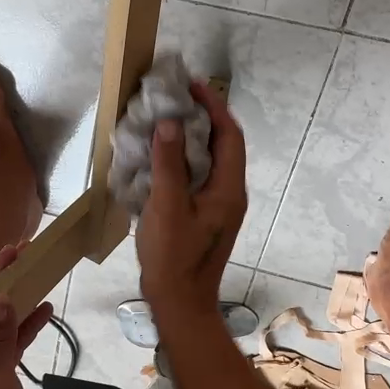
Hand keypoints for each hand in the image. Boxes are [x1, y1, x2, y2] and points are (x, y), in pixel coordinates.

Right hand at [136, 81, 247, 314]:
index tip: (192, 85)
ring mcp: (218, 205)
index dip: (214, 107)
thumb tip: (170, 122)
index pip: (229, 135)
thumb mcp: (167, 207)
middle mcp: (229, 193)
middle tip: (176, 97)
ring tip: (165, 118)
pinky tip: (159, 154)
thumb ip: (169, 164)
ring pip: (210, 159)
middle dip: (203, 116)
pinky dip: (183, 157)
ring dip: (191, 136)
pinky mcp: (204, 214)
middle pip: (223, 144)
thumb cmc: (174, 256)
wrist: (179, 303)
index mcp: (228, 189)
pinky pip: (199, 174)